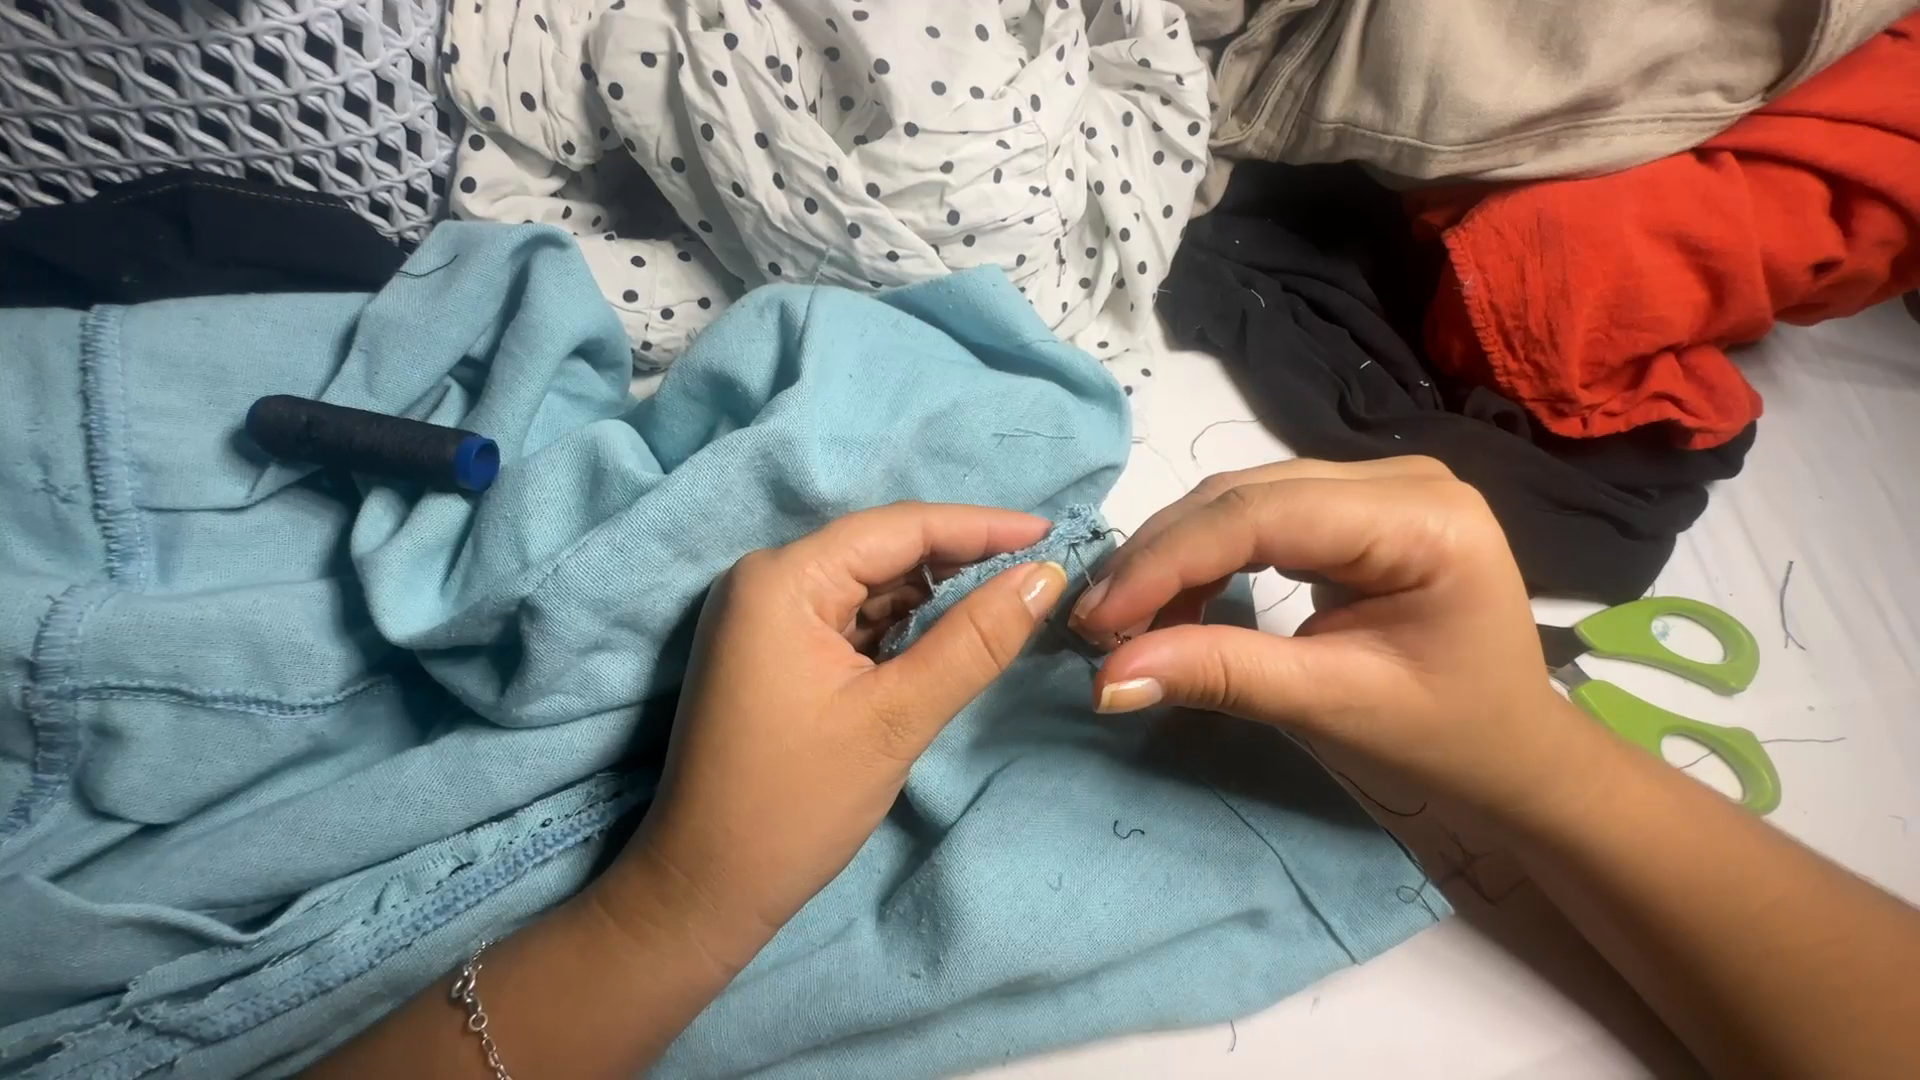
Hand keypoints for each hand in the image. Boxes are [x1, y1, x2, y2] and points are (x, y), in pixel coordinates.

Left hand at [603, 503, 1067, 965]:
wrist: (706, 891)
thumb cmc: (795, 805)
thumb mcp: (897, 718)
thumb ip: (976, 640)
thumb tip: (1044, 577)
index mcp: (784, 579)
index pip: (899, 528)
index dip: (981, 527)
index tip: (1050, 533)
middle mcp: (769, 580)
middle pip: (885, 552)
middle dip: (964, 562)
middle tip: (1040, 572)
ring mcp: (769, 615)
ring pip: (874, 586)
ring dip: (939, 596)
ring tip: (1012, 600)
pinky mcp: (777, 648)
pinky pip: (855, 618)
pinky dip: (906, 626)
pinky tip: (955, 634)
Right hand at [1070, 457, 1583, 813]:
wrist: (1510, 753)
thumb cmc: (1445, 737)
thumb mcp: (1332, 706)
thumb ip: (1220, 676)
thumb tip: (1106, 678)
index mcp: (1421, 518)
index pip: (1259, 516)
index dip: (1166, 563)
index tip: (1095, 620)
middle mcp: (1396, 477)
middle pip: (1240, 498)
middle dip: (1157, 560)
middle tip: (1094, 624)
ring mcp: (1371, 486)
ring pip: (1234, 501)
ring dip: (1170, 558)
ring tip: (1123, 619)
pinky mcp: (1347, 508)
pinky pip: (1250, 518)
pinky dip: (1200, 561)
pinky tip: (1174, 603)